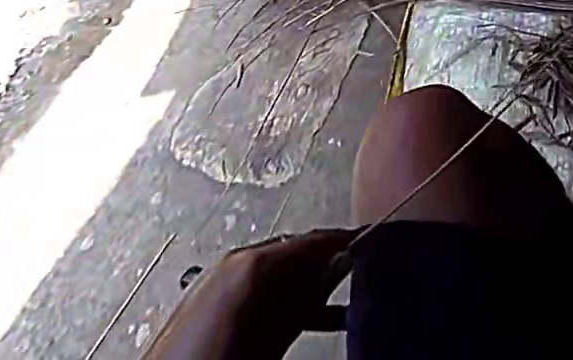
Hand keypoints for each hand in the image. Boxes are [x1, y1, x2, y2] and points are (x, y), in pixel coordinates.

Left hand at [143, 228, 356, 359]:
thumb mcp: (280, 334)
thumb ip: (311, 295)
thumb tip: (340, 265)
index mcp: (254, 262)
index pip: (314, 238)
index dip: (344, 240)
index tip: (367, 241)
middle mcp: (234, 260)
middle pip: (294, 248)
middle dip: (324, 259)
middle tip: (353, 269)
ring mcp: (216, 276)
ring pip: (275, 267)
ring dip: (302, 280)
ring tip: (330, 299)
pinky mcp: (205, 297)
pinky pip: (253, 283)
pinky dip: (277, 293)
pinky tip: (294, 313)